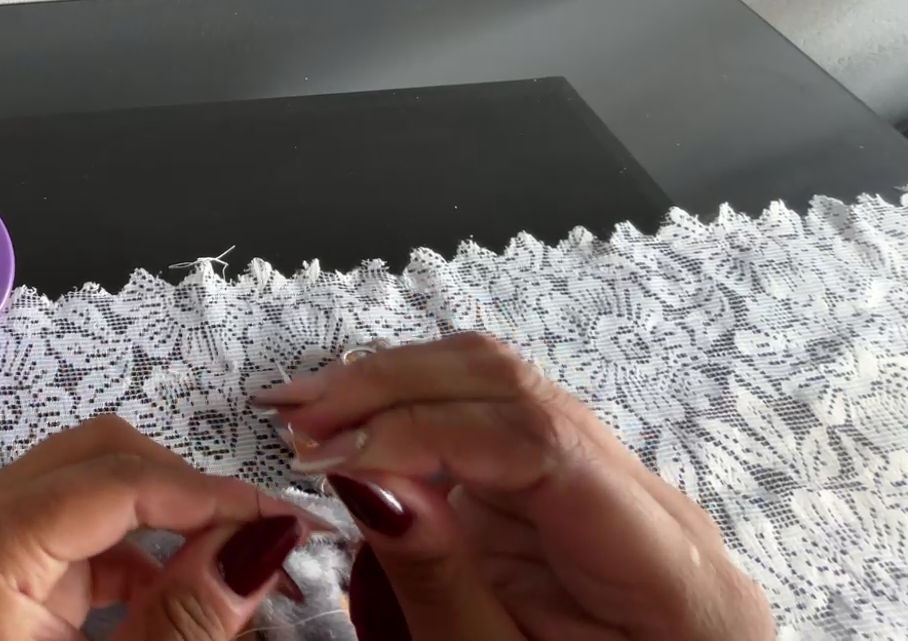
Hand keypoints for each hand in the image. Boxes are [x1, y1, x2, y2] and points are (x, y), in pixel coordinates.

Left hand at [0, 415, 324, 640]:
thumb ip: (182, 621)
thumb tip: (263, 546)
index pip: (118, 478)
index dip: (209, 493)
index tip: (290, 520)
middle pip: (101, 453)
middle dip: (186, 488)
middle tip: (263, 536)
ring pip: (94, 476)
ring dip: (167, 510)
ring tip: (235, 559)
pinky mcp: (6, 550)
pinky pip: (81, 519)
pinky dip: (138, 544)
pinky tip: (182, 587)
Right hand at [255, 333, 774, 639]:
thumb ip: (440, 582)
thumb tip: (358, 472)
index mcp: (665, 563)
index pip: (535, 438)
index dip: (416, 428)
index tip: (325, 456)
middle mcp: (640, 494)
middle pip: (504, 383)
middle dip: (383, 385)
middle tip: (293, 417)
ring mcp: (590, 472)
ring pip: (478, 376)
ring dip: (378, 382)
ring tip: (301, 411)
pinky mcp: (542, 473)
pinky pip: (462, 405)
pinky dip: (391, 402)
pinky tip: (340, 421)